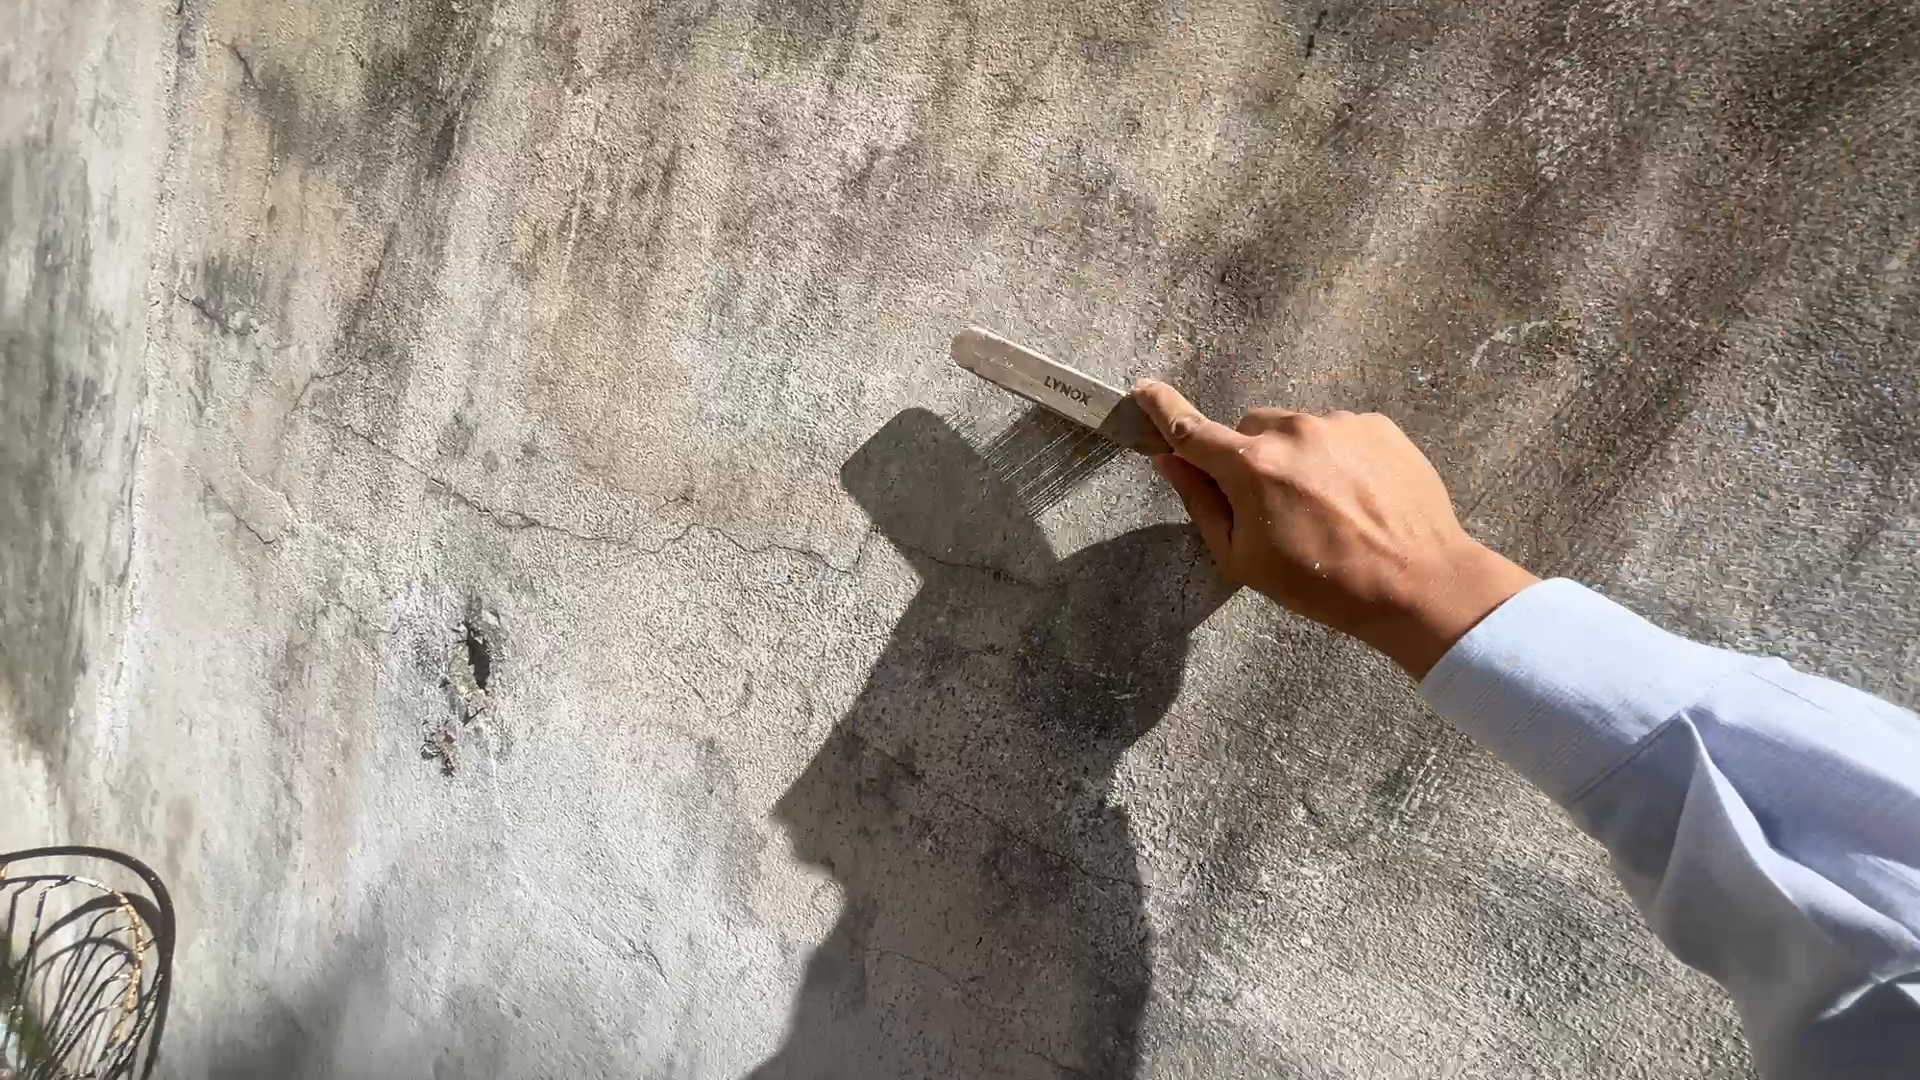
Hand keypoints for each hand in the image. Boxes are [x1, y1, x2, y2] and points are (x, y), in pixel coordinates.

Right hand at [1132, 379, 1537, 678]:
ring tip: (1321, 505)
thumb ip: (1200, 503)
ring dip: (1290, 457)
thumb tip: (1170, 463)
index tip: (1143, 390)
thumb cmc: (1321, 582)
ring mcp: (1339, 423)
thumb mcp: (1242, 558)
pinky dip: (1330, 455)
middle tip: (1269, 506)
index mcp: (1251, 467)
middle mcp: (1292, 431)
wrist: (1418, 583)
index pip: (1190, 429)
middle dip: (1245, 459)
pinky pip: (1333, 430)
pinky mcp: (1376, 425)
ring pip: (1291, 430)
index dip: (1161, 408)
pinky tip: (1350, 494)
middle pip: (1245, 431)